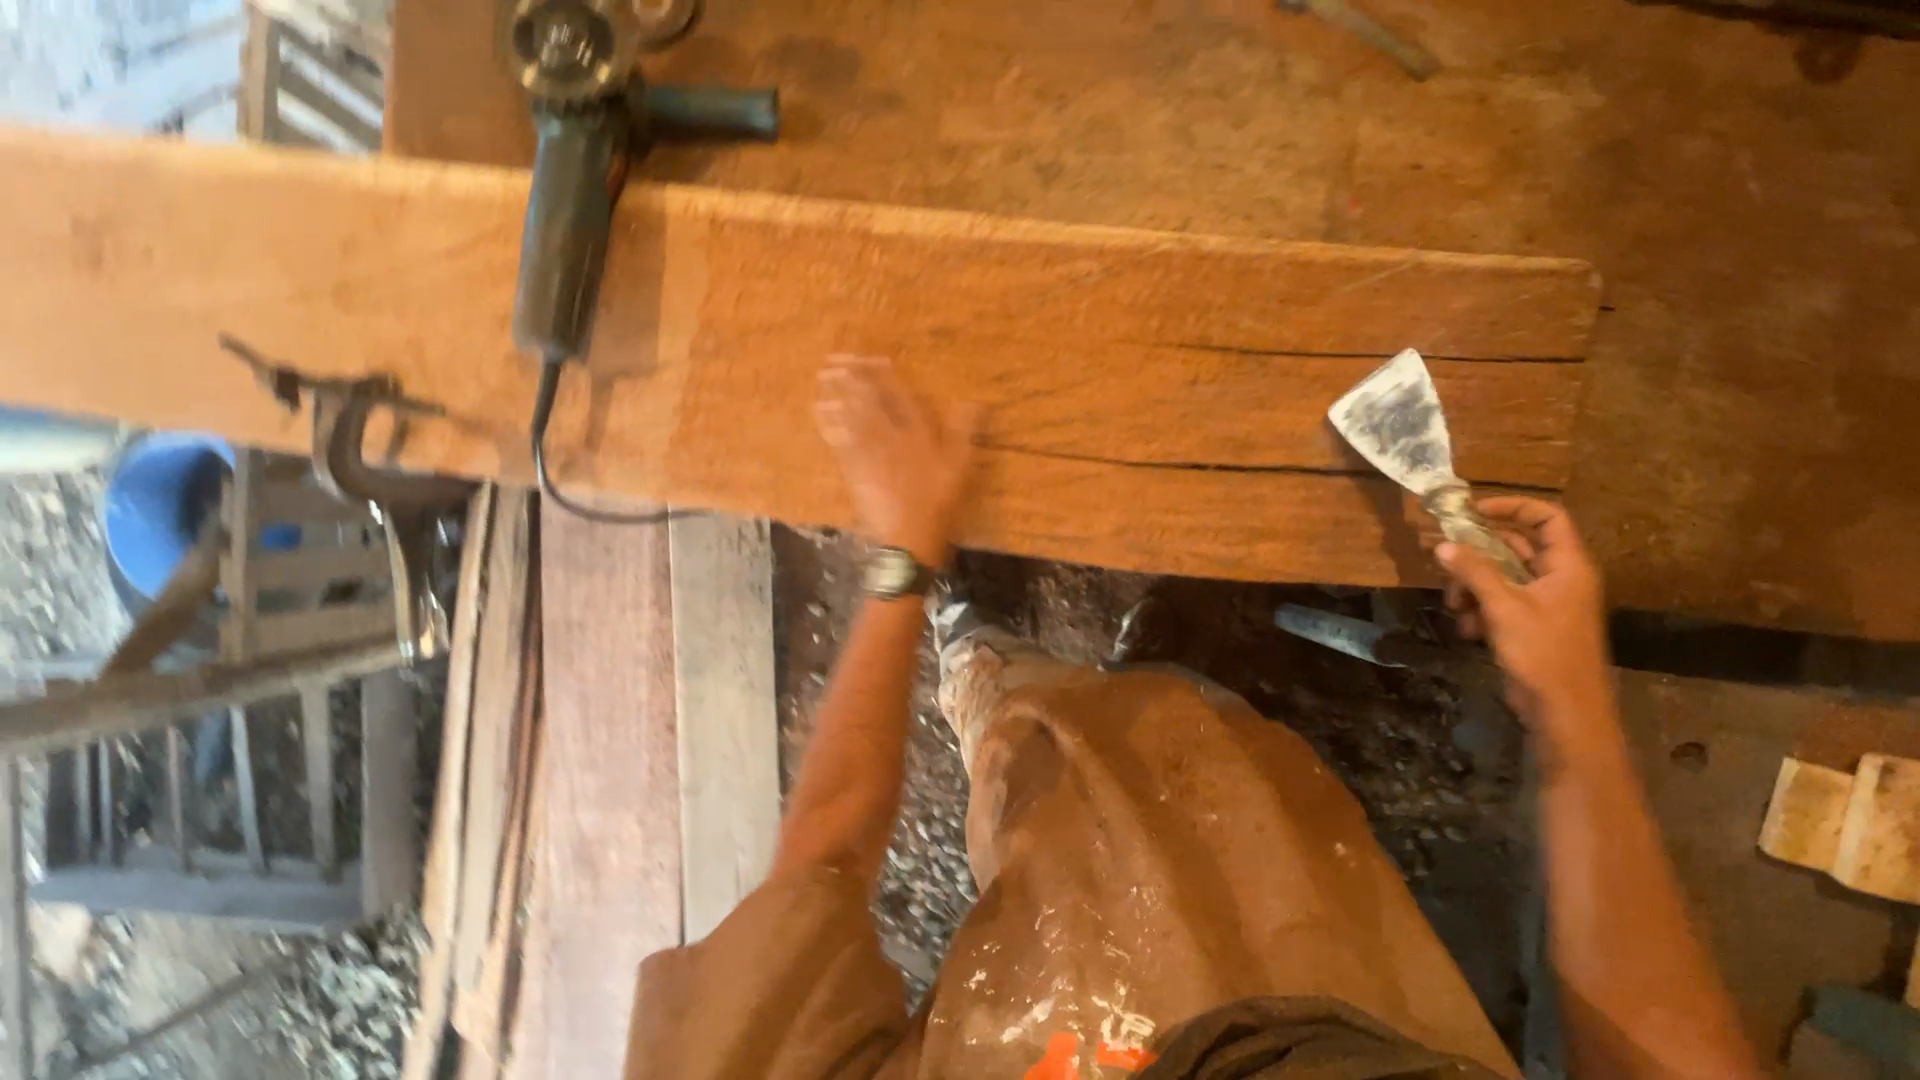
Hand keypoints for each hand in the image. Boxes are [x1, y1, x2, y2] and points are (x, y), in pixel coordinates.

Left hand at [815, 355, 981, 566]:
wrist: (909, 538)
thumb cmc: (939, 505)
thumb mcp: (960, 468)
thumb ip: (963, 433)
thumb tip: (974, 403)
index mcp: (918, 435)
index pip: (900, 398)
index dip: (885, 376)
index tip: (873, 358)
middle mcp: (891, 438)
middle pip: (870, 402)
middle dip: (854, 378)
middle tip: (838, 357)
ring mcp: (869, 453)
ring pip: (851, 416)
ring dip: (838, 394)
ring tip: (825, 374)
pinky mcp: (854, 470)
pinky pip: (839, 440)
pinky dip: (830, 423)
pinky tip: (821, 410)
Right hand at [1437, 496, 1611, 726]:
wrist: (1563, 709)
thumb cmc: (1542, 652)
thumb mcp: (1503, 607)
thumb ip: (1474, 573)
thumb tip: (1442, 545)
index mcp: (1568, 567)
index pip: (1547, 518)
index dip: (1512, 507)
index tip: (1473, 511)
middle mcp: (1559, 578)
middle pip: (1516, 547)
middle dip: (1477, 554)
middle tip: (1444, 555)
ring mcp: (1545, 602)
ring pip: (1502, 576)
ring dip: (1472, 586)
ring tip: (1456, 604)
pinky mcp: (1531, 625)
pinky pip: (1500, 602)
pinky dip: (1480, 609)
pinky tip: (1468, 628)